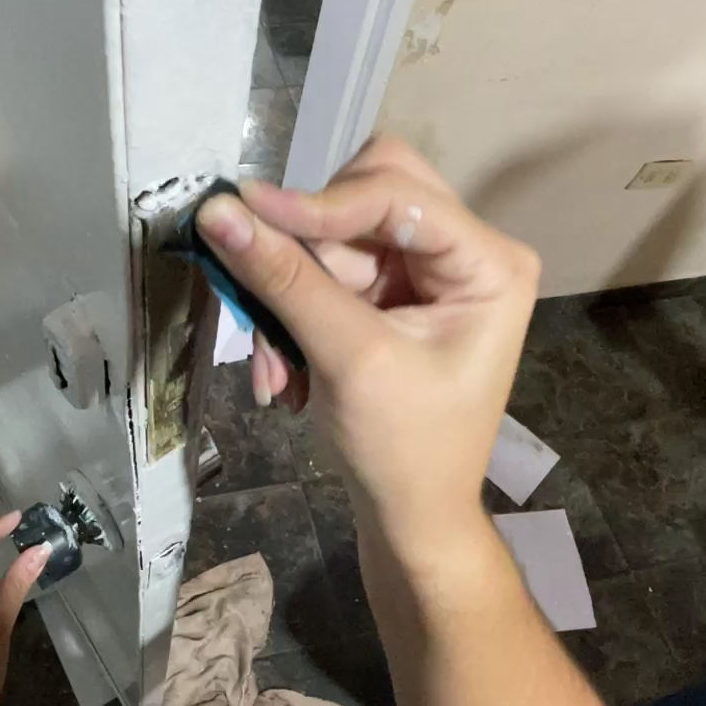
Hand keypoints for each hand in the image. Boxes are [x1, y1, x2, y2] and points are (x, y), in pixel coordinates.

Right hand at [196, 138, 539, 531]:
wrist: (409, 511)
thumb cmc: (403, 448)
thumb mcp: (348, 359)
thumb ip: (286, 281)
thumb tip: (218, 211)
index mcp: (487, 262)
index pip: (397, 194)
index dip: (318, 201)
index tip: (242, 210)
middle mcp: (461, 250)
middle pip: (367, 194)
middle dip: (308, 245)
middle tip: (272, 285)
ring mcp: (420, 268)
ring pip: (332, 235)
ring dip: (290, 294)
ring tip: (277, 367)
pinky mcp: (383, 290)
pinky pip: (321, 270)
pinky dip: (291, 313)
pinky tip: (287, 373)